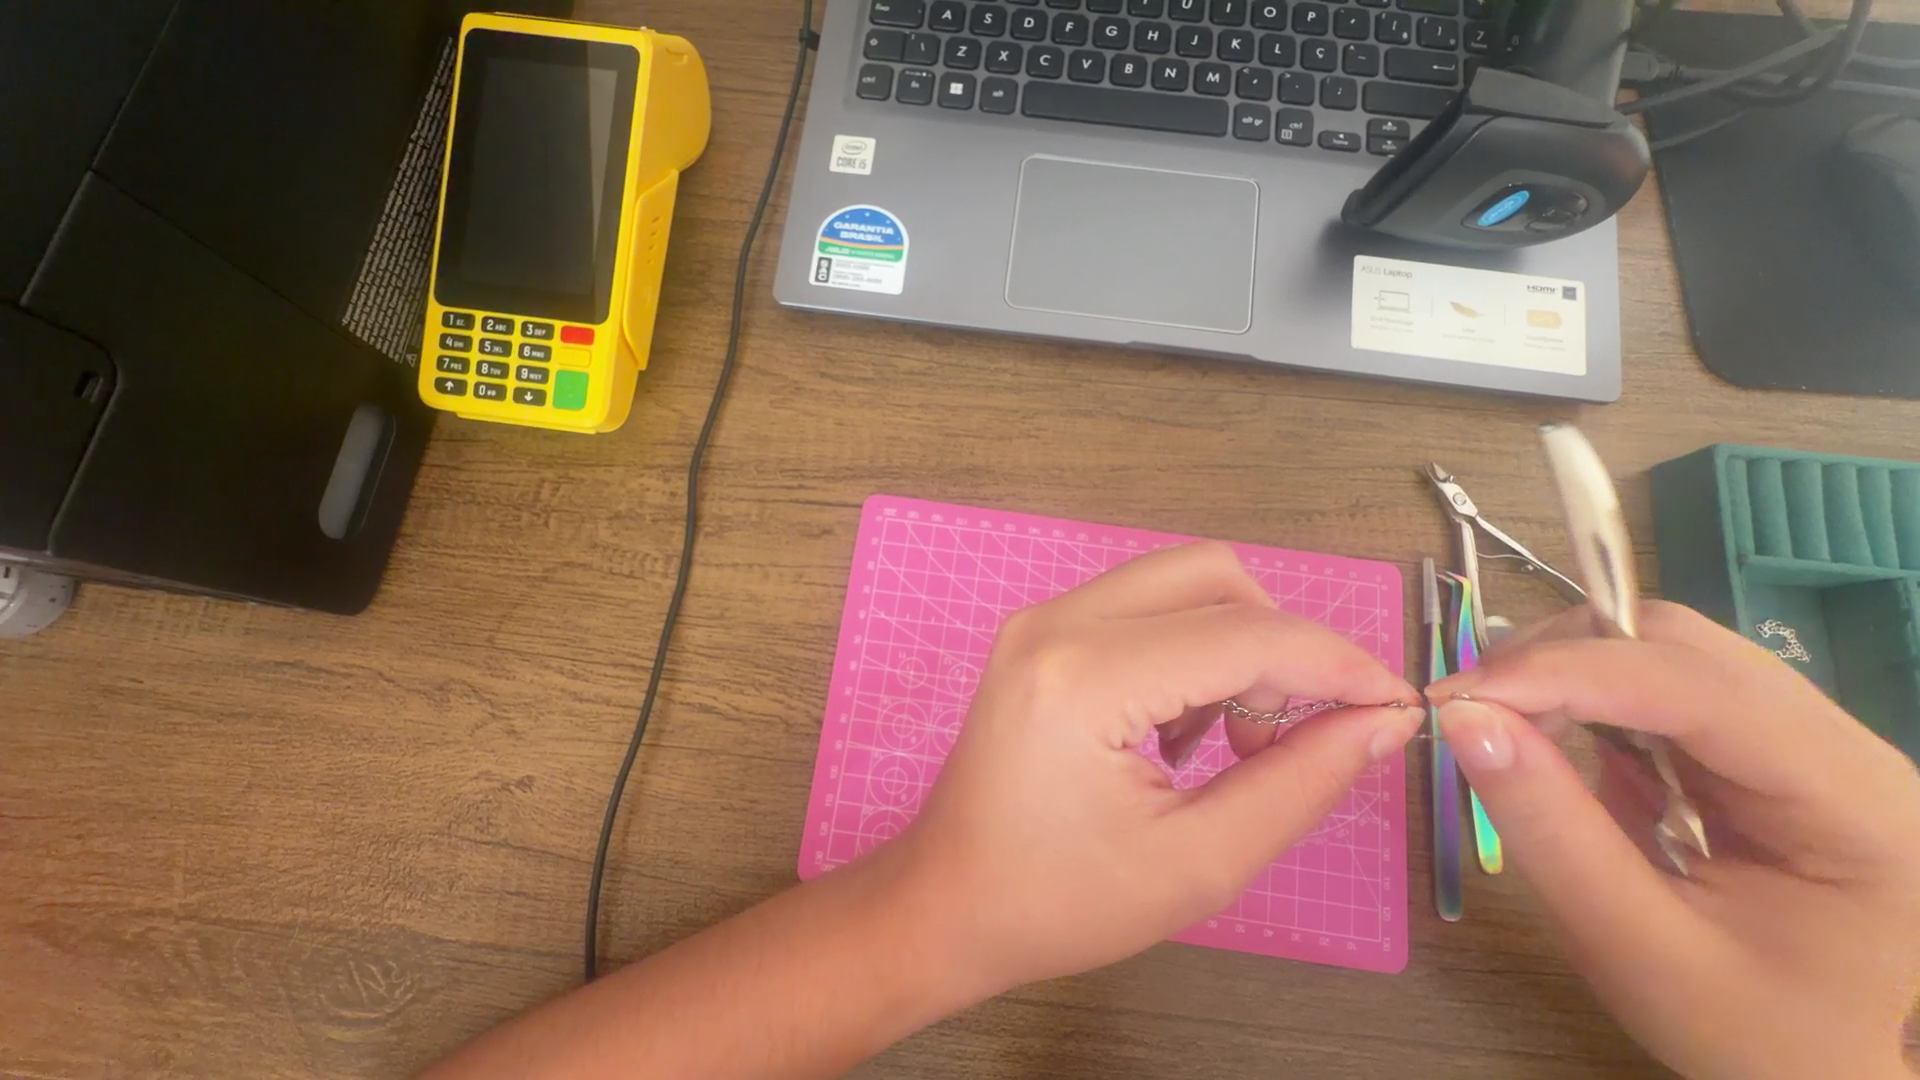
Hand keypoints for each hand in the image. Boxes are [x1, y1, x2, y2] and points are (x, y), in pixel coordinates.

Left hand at [886, 542, 1422, 997]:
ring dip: (1232, 644)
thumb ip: (1299, 783)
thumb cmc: (1060, 901)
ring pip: (1177, 583)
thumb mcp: (1196, 863)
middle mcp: (1057, 622)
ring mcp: (1040, 618)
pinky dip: (1186, 649)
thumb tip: (1379, 721)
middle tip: (1293, 729)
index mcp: (1086, 677)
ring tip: (1229, 742)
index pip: (1245, 635)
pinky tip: (1178, 730)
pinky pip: (1139, 606)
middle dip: (1279, 642)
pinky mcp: (1037, 633)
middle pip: (1211, 576)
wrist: (948, 900)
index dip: (1337, 664)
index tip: (1395, 706)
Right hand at [1432, 601, 1919, 1079]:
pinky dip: (1586, 704)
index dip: (1560, 673)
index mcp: (1851, 800)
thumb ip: (1549, 828)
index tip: (1452, 698)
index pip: (1690, 685)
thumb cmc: (1764, 1040)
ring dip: (1567, 674)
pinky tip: (1552, 742)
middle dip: (1559, 657)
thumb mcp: (1641, 950)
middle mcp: (1841, 748)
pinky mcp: (1761, 760)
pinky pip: (1659, 697)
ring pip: (1665, 657)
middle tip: (1472, 705)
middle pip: (1680, 645)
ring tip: (1500, 722)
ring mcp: (1803, 748)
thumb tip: (1461, 717)